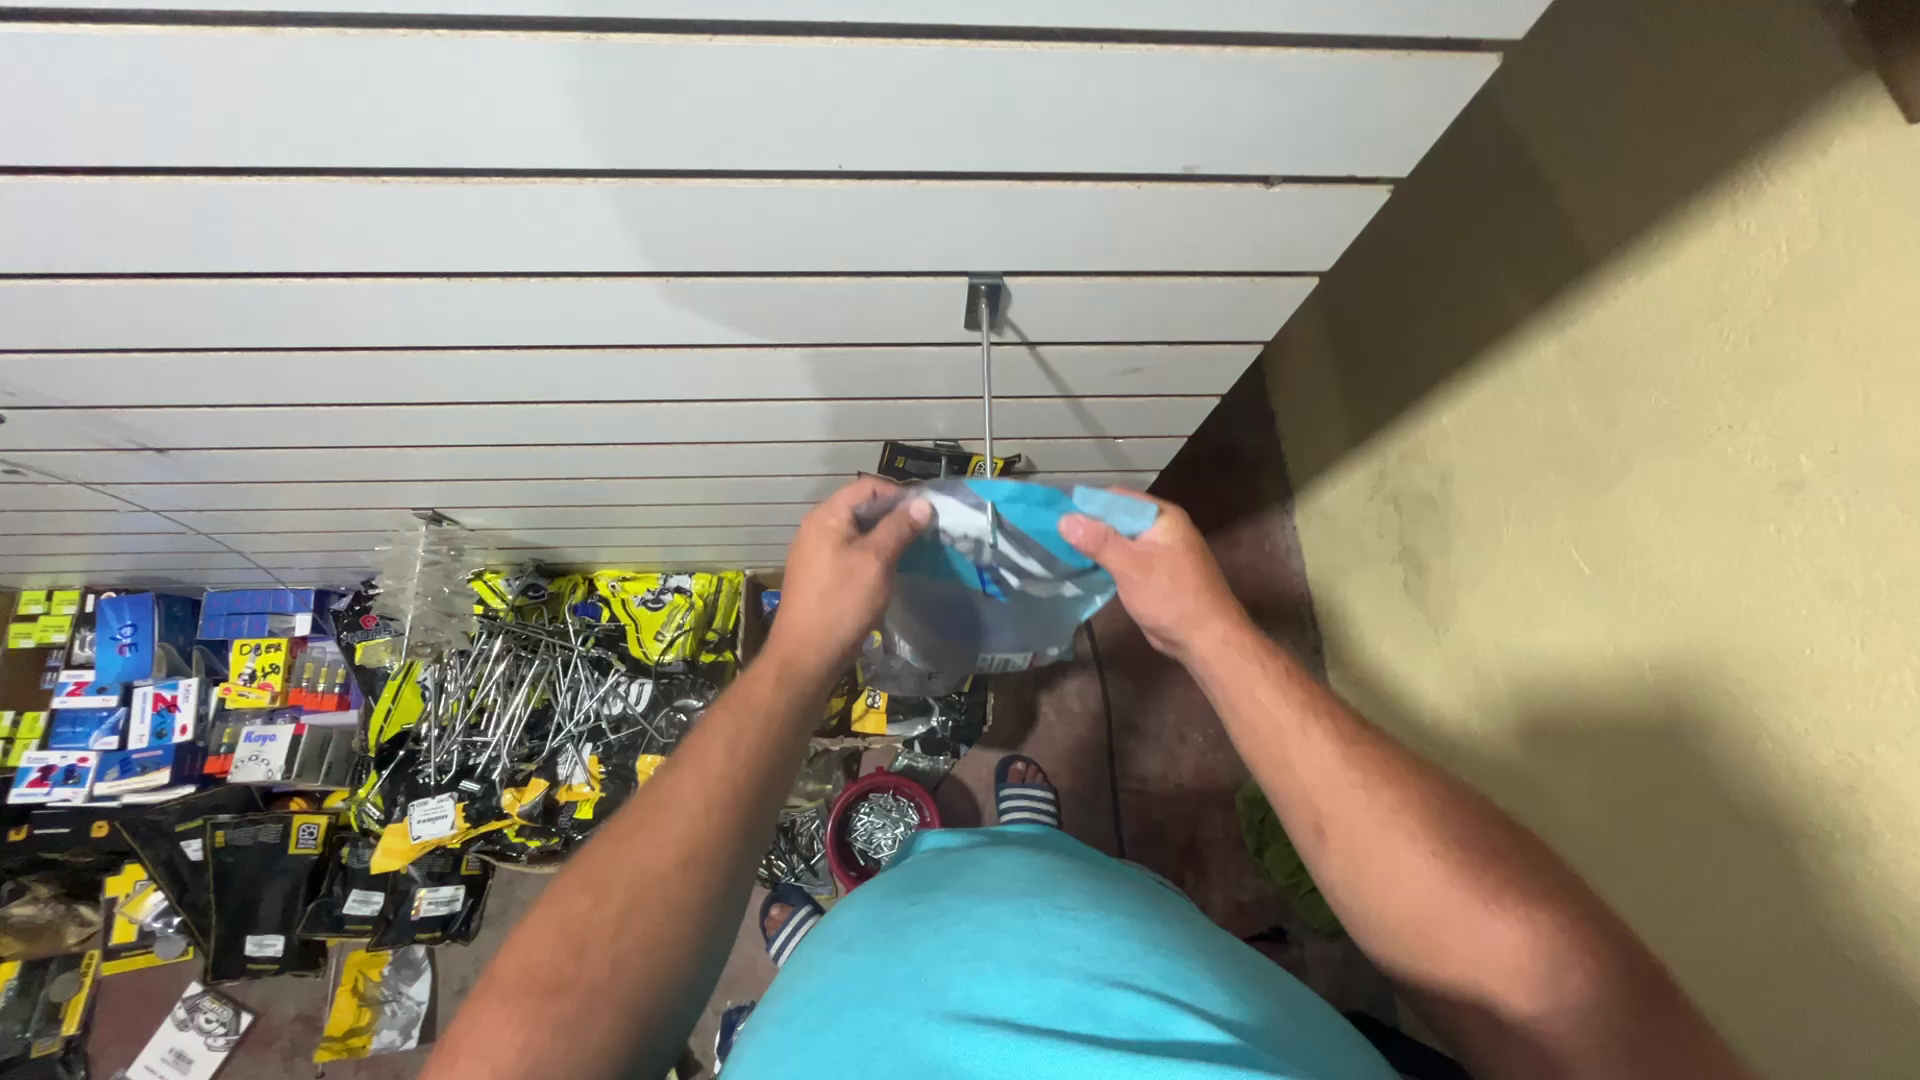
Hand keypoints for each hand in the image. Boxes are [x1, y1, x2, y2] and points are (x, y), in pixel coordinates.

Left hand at [767, 477, 930, 677]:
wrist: (806, 655)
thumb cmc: (843, 602)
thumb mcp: (877, 560)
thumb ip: (899, 527)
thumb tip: (922, 503)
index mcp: (827, 516)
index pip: (867, 486)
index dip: (899, 493)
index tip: (927, 512)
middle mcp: (817, 527)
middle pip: (861, 507)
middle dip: (894, 515)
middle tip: (924, 531)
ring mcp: (815, 552)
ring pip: (857, 532)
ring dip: (885, 536)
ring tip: (912, 550)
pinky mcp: (819, 574)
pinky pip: (850, 552)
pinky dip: (872, 554)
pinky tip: (889, 570)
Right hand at [1060, 494, 1252, 661]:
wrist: (1205, 639)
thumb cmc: (1171, 596)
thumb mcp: (1131, 565)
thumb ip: (1099, 541)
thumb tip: (1064, 519)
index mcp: (1162, 517)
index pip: (1117, 498)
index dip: (1086, 503)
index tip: (1055, 511)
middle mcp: (1160, 529)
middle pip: (1116, 519)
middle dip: (1086, 526)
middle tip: (1050, 531)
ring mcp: (1157, 553)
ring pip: (1117, 542)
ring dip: (1093, 546)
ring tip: (1056, 548)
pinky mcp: (1151, 575)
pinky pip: (1122, 561)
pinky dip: (1103, 563)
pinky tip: (1079, 568)